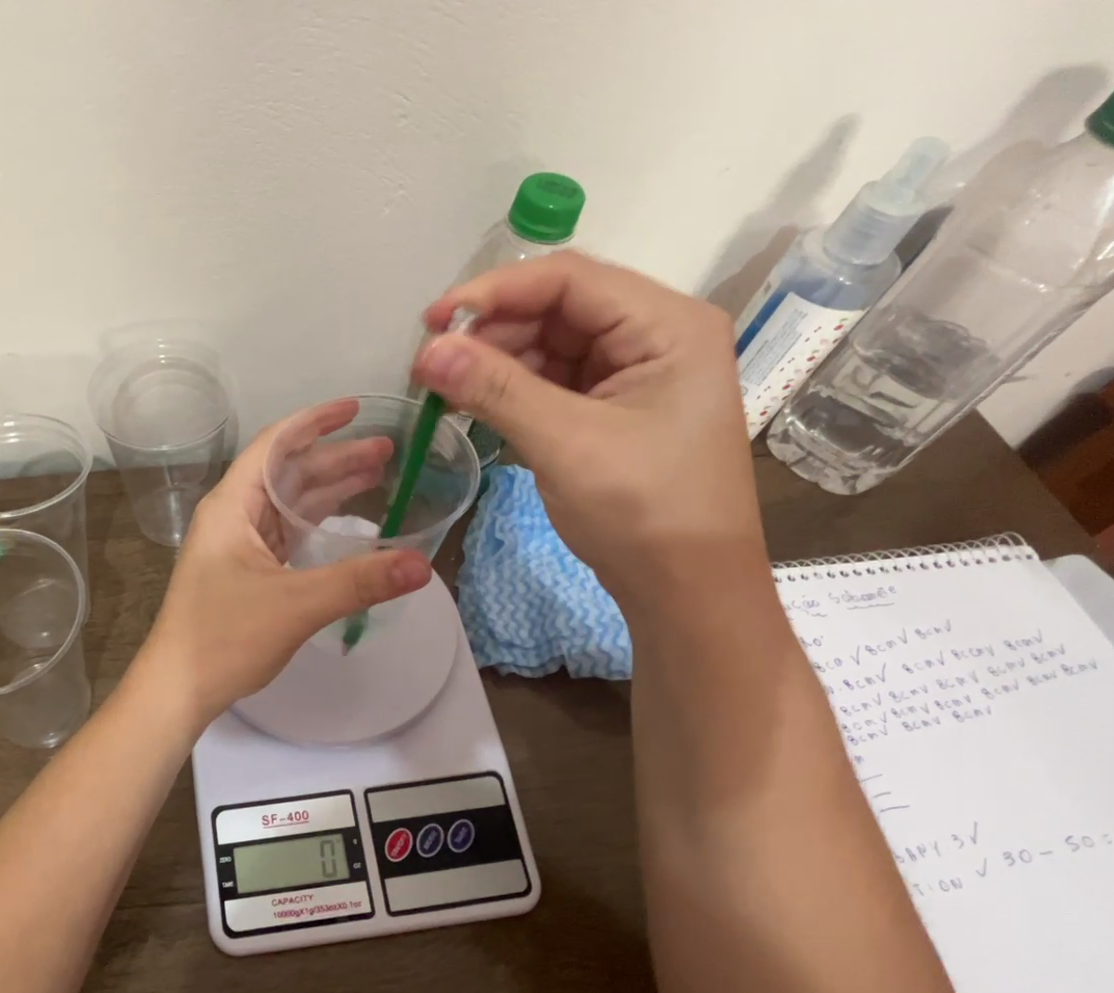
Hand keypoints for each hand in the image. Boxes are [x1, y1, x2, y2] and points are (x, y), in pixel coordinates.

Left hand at [128, 401, 434, 724]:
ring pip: (289, 503)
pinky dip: (319, 522)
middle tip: (387, 451)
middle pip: (287, 472)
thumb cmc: (224, 637)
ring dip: (330, 489)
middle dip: (335, 457)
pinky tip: (348, 524)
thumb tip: (422, 565)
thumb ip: (359, 582)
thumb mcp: (295, 605)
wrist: (178, 689)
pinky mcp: (247, 572)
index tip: (355, 408)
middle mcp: (233, 516)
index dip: (315, 422)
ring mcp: (238, 545)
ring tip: (378, 478)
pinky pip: (288, 532)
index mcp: (232, 506)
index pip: (275, 445)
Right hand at [411, 250, 764, 611]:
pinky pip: (555, 380)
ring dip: (497, 361)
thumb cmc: (645, 512)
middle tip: (432, 363)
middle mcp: (656, 335)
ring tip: (446, 386)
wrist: (687, 591)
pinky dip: (513, 388)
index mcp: (668, 325)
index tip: (431, 322)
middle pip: (559, 308)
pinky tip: (476, 403)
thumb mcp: (566, 444)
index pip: (570, 280)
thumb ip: (495, 389)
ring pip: (551, 344)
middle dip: (492, 330)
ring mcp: (636, 373)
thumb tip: (425, 352)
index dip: (495, 291)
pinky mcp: (616, 408)